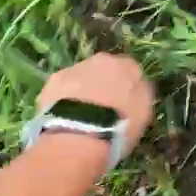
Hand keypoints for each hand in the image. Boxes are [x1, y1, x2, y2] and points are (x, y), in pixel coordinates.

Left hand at [36, 53, 155, 144]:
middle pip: (103, 70)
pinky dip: (65, 100)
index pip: (131, 70)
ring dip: (83, 92)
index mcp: (126, 66)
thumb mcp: (144, 112)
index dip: (128, 86)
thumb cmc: (120, 124)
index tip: (126, 102)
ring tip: (82, 117)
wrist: (79, 135)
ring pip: (81, 78)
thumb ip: (141, 93)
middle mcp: (99, 60)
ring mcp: (73, 70)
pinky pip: (62, 90)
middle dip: (103, 85)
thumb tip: (137, 86)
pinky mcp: (51, 83)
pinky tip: (66, 118)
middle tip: (104, 109)